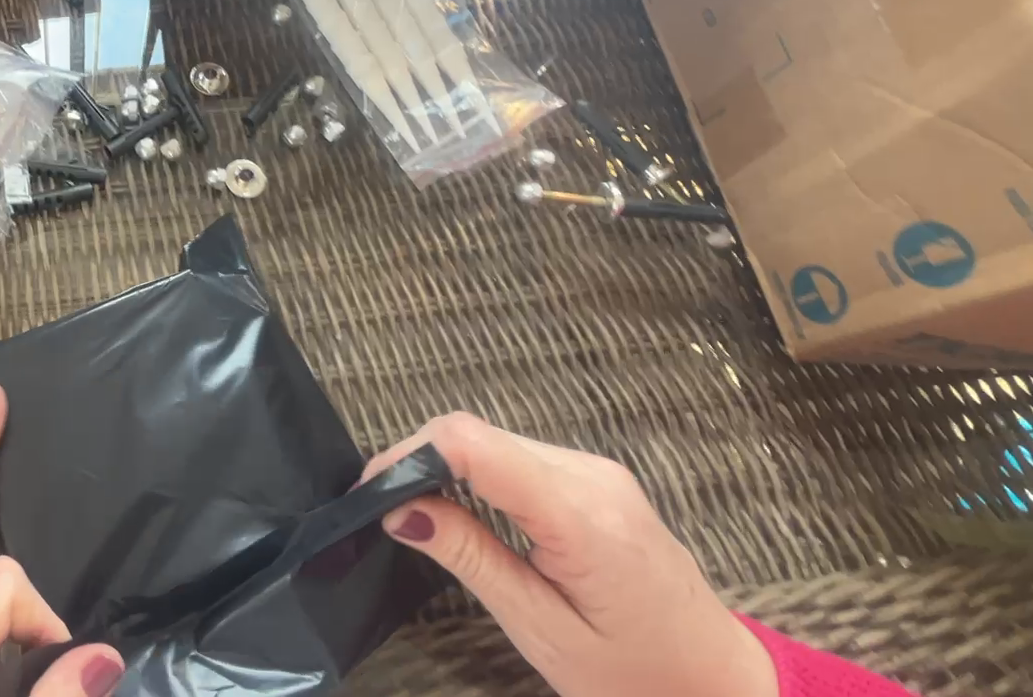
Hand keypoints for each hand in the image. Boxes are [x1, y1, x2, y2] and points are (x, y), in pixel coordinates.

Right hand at [365, 413, 776, 696]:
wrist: (730, 687)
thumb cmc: (639, 680)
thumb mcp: (543, 630)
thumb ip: (470, 557)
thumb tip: (399, 510)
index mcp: (581, 516)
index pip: (472, 444)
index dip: (410, 455)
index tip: (373, 493)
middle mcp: (588, 473)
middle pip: (474, 432)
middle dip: (417, 460)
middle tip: (385, 508)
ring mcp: (593, 468)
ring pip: (488, 436)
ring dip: (441, 463)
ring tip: (414, 509)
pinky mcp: (591, 474)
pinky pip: (511, 452)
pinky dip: (470, 469)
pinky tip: (457, 504)